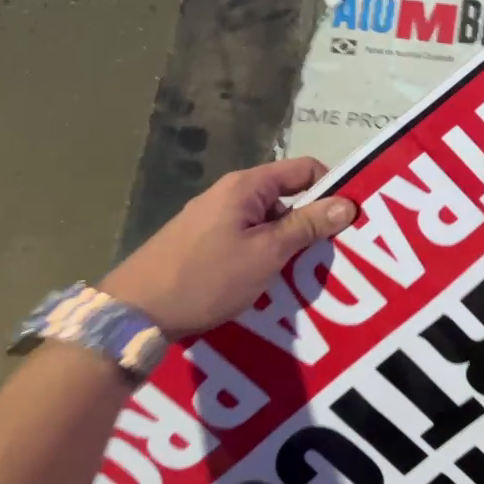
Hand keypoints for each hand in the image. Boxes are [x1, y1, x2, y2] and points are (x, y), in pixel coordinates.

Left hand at [100, 158, 356, 338]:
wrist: (133, 315)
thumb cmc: (205, 277)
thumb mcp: (266, 253)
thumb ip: (308, 225)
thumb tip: (348, 203)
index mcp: (246, 186)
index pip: (304, 169)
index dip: (332, 188)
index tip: (350, 218)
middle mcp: (230, 194)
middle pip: (289, 196)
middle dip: (314, 220)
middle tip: (336, 250)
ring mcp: (214, 219)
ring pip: (270, 221)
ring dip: (291, 242)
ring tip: (310, 272)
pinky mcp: (204, 243)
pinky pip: (250, 239)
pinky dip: (268, 254)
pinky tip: (275, 281)